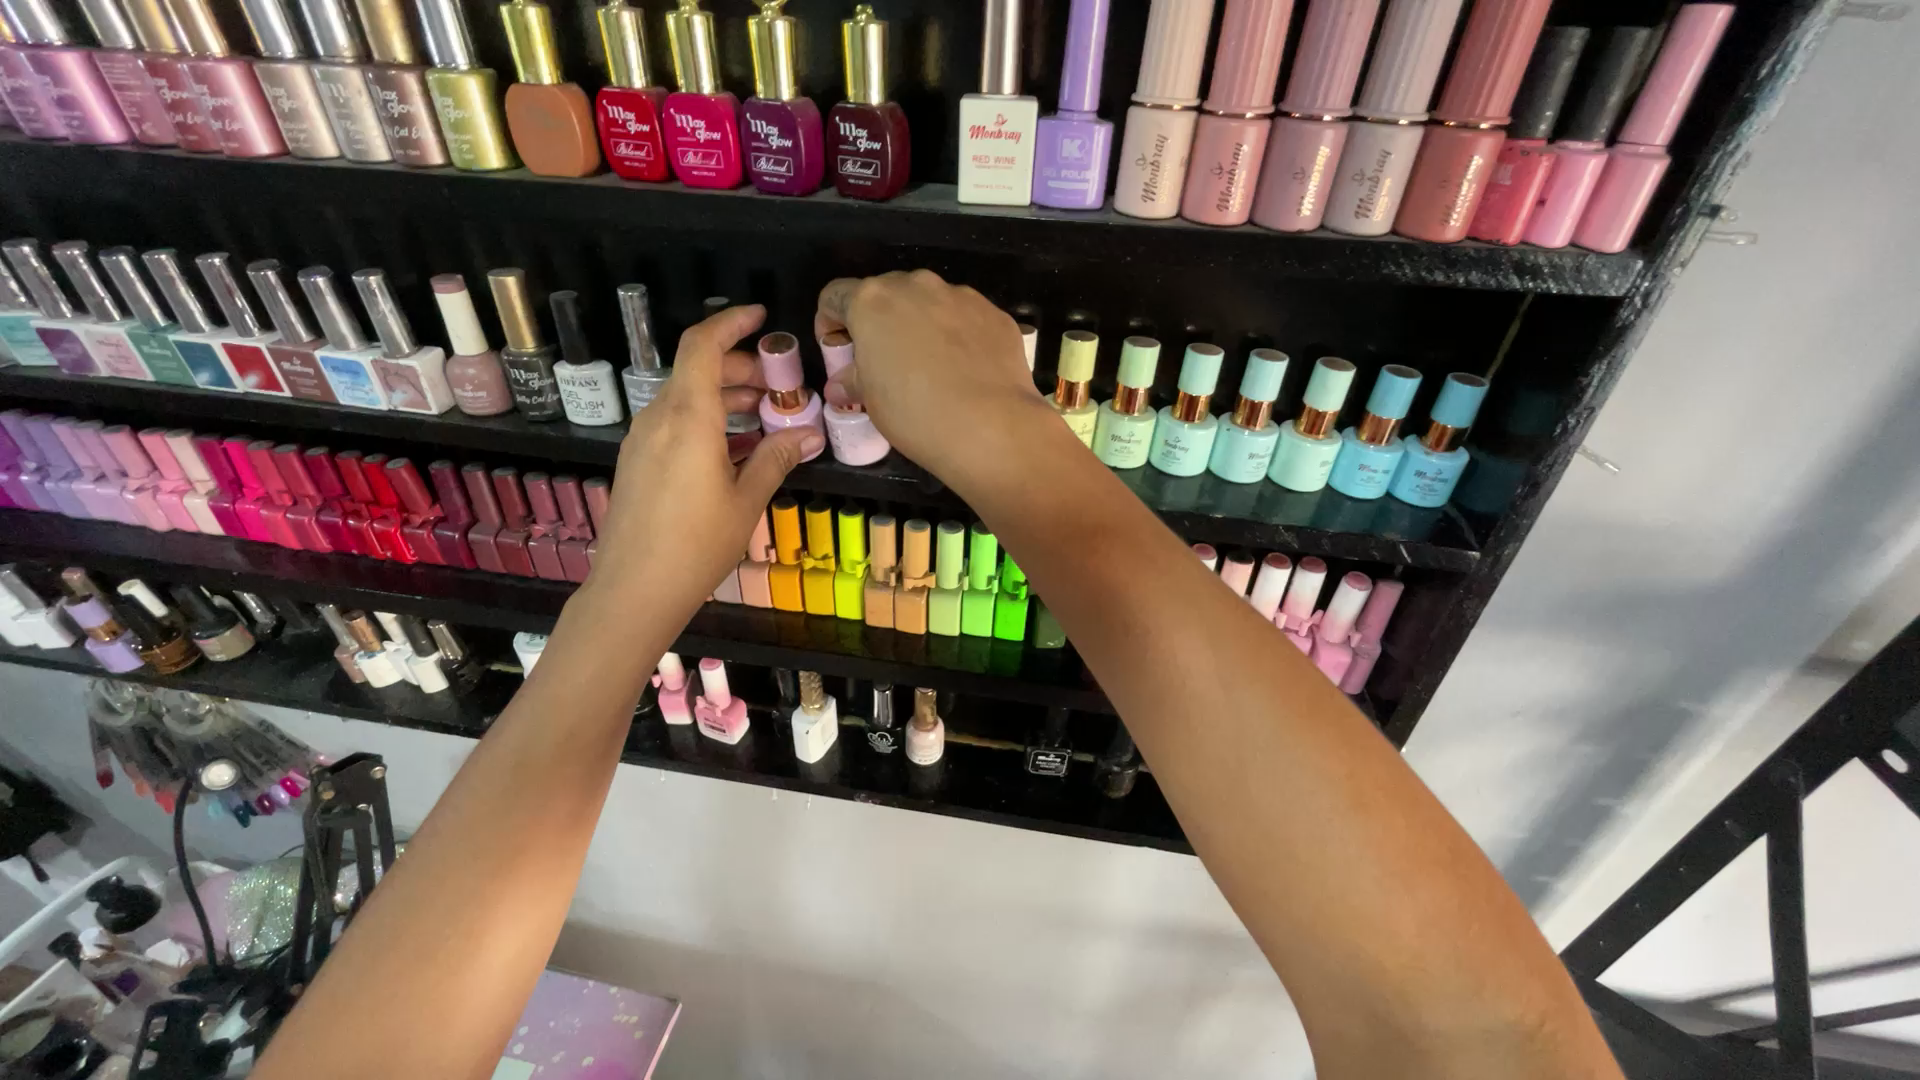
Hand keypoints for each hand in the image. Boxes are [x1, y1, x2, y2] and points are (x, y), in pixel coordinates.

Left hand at [585, 304, 822, 614]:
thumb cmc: (697, 544)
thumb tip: (809, 434)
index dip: (730, 323)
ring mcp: (641, 440)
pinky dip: (704, 420)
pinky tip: (730, 450)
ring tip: (760, 417)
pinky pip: (672, 424)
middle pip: (695, 370)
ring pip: (683, 398)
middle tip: (775, 385)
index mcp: (688, 417)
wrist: (634, 590)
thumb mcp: (746, 501)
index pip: (702, 346)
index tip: (760, 317)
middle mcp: (658, 418)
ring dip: (722, 397)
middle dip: (737, 367)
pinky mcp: (636, 462)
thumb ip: (776, 458)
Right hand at [815, 270, 1053, 482]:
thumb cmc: (915, 413)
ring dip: (922, 326)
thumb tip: (840, 385)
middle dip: (880, 322)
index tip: (839, 349)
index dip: (830, 321)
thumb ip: (853, 380)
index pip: (835, 296)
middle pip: (887, 294)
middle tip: (885, 362)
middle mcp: (916, 286)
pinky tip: (965, 371)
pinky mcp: (995, 314)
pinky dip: (959, 337)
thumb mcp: (871, 400)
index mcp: (872, 302)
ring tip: (931, 368)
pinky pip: (966, 319)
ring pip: (930, 303)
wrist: (991, 427)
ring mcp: (961, 296)